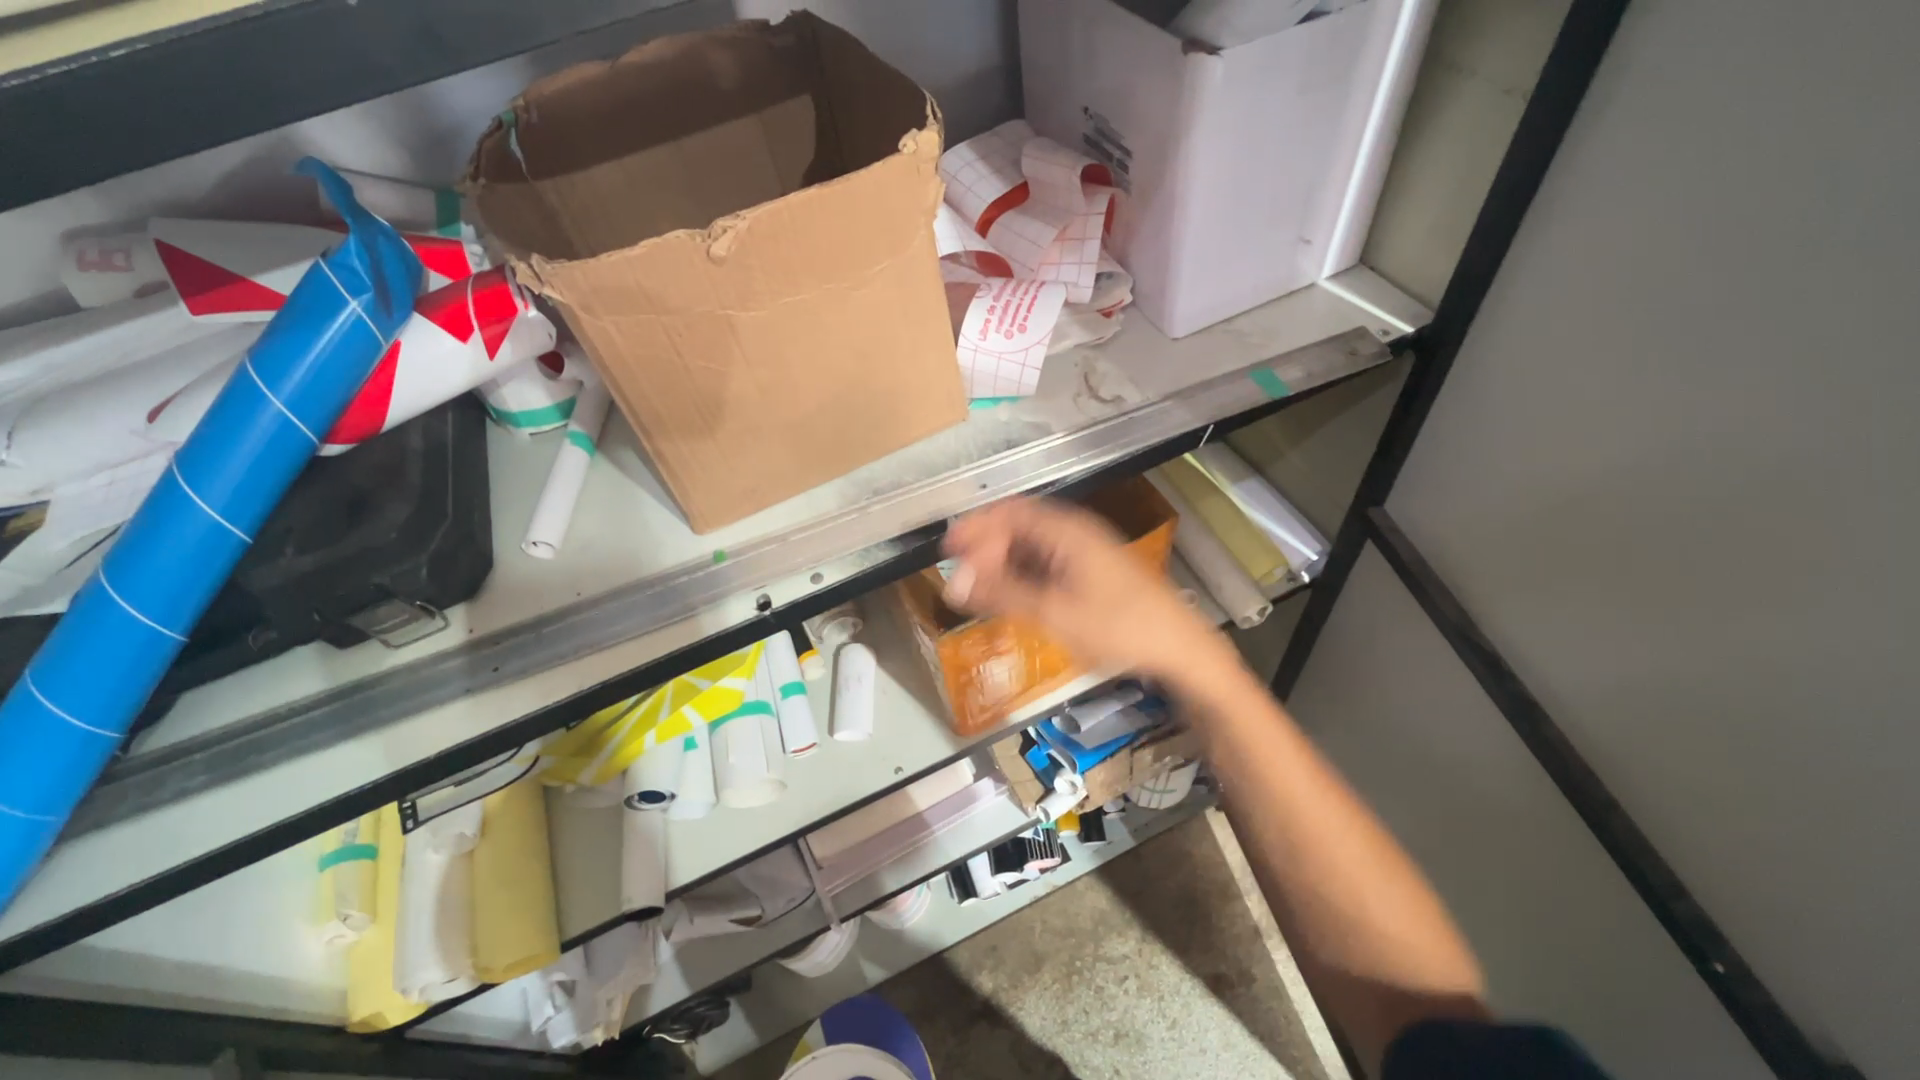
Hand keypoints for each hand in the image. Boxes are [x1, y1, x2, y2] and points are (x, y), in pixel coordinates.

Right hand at [940, 496, 1236, 683]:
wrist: (1181, 649)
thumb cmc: (1121, 629)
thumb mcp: (1055, 613)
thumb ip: (1003, 594)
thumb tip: (954, 582)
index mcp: (1068, 532)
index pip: (1010, 514)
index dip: (976, 527)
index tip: (948, 550)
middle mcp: (1077, 533)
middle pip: (1021, 527)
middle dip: (987, 546)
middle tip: (961, 575)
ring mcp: (1088, 553)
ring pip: (1034, 546)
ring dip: (1004, 562)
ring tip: (979, 588)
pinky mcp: (1095, 574)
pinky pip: (1048, 563)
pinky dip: (1024, 574)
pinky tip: (1013, 597)